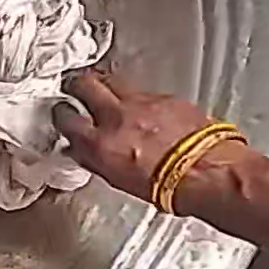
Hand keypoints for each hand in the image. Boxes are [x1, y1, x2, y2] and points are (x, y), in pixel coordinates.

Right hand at [53, 67, 248, 203]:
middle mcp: (116, 116)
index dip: (61, 113)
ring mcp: (142, 103)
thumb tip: (82, 151)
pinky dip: (138, 98)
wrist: (208, 174)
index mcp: (99, 142)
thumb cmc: (166, 186)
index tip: (61, 113)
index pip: (66, 118)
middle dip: (77, 83)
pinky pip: (144, 92)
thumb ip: (94, 158)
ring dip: (106, 85)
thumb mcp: (115, 178)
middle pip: (86, 84)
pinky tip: (142, 108)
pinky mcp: (166, 98)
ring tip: (105, 91)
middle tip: (74, 86)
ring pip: (114, 82)